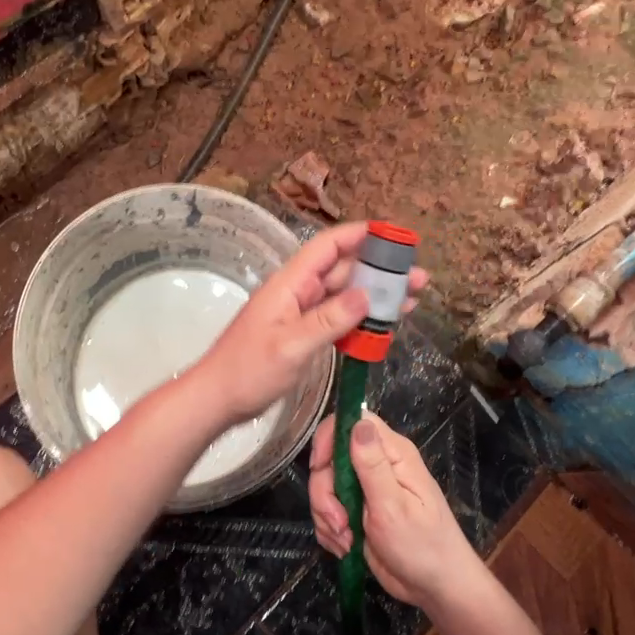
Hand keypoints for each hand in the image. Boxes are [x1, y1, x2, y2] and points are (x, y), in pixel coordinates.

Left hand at [190, 222, 427, 423]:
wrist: (217, 399)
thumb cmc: (248, 370)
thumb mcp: (291, 346)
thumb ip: (328, 320)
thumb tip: (367, 295)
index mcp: (290, 285)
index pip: (326, 247)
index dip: (358, 235)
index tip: (393, 235)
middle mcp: (297, 293)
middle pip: (342, 270)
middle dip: (380, 269)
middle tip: (418, 277)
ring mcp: (300, 314)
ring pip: (344, 295)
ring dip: (376, 294)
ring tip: (412, 298)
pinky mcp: (302, 334)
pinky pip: (337, 318)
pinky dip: (362, 318)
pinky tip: (385, 324)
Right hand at [309, 413, 485, 608]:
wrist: (435, 588)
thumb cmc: (423, 546)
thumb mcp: (393, 507)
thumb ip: (372, 465)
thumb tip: (358, 423)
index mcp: (393, 454)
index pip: (353, 421)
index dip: (329, 438)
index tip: (319, 467)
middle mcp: (377, 465)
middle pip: (331, 459)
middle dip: (325, 493)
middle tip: (339, 523)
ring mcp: (365, 488)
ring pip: (325, 486)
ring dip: (326, 516)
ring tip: (345, 541)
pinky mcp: (356, 511)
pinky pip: (328, 510)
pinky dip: (329, 529)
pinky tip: (344, 547)